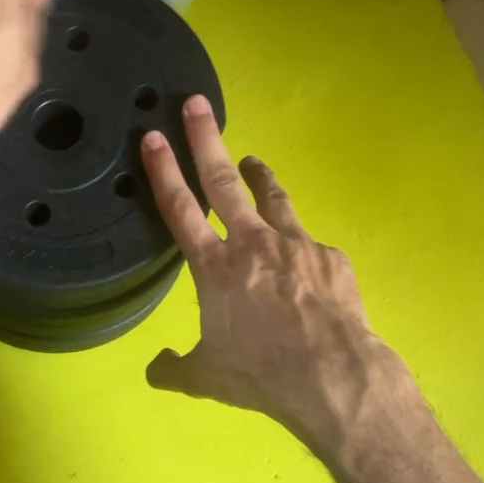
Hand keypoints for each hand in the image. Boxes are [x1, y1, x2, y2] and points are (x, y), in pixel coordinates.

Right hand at [140, 96, 425, 460]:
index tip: (153, 138)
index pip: (181, 211)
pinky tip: (300, 262)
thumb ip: (175, 369)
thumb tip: (155, 368)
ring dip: (260, 176)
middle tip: (195, 104)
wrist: (329, 374)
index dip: (163, 173)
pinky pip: (309, 247)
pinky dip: (298, 248)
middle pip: (224, 183)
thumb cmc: (258, 374)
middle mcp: (253, 245)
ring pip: (273, 199)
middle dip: (205, 141)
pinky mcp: (330, 258)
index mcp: (215, 270)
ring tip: (254, 161)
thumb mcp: (204, 378)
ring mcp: (297, 245)